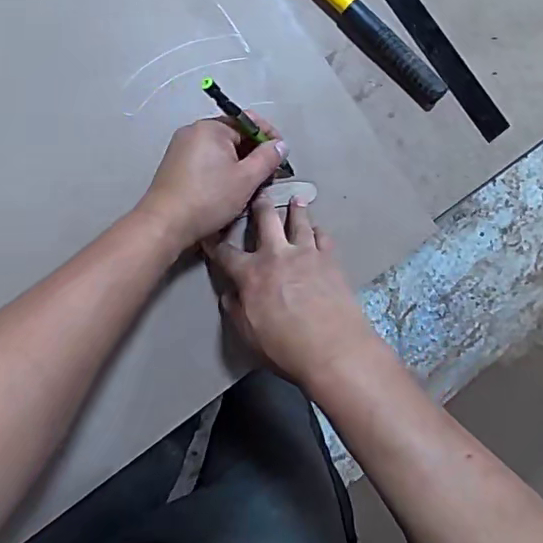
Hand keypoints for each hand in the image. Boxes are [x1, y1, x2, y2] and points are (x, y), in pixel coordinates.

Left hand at [135, 116, 289, 246]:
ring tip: (251, 185)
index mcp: (210, 127)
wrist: (164, 223)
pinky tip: (229, 189)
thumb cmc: (209, 198)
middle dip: (255, 153)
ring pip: (220, 150)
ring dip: (239, 164)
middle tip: (269, 175)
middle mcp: (193, 131)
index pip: (248, 121)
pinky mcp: (175, 166)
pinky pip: (206, 160)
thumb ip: (268, 158)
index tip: (282, 157)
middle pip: (234, 135)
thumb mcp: (246, 179)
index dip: (270, 137)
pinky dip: (222, 170)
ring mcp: (181, 148)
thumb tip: (281, 145)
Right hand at [203, 197, 387, 385]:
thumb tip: (229, 294)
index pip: (226, 253)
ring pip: (299, 221)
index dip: (215, 243)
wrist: (333, 348)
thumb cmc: (285, 347)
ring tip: (296, 198)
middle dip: (259, 204)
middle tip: (259, 193)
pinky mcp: (330, 260)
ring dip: (295, 208)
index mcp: (251, 274)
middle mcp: (277, 255)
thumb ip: (236, 310)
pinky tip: (318, 230)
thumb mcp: (248, 334)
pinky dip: (318, 231)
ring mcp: (306, 254)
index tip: (209, 234)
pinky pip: (323, 237)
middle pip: (266, 220)